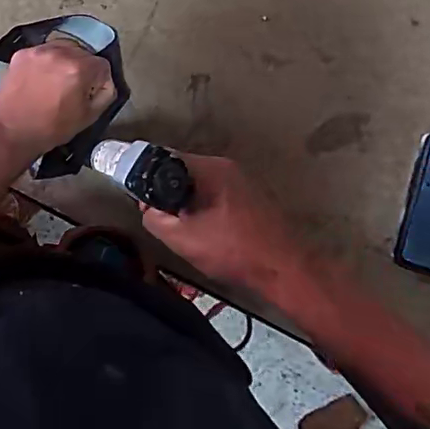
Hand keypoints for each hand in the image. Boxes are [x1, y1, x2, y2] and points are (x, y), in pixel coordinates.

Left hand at [0, 39, 115, 161]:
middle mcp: (59, 54)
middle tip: (73, 88)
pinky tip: (42, 78)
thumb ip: (106, 94)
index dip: (100, 80)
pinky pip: (43, 51)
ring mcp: (38, 52)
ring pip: (63, 47)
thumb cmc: (51, 128)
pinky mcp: (22, 54)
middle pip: (83, 52)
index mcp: (78, 69)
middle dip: (83, 68)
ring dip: (65, 61)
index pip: (102, 64)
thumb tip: (106, 82)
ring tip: (57, 81)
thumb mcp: (89, 117)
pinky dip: (46, 62)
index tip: (91, 91)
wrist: (14, 131)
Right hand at [141, 154, 318, 303]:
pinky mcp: (250, 195)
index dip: (146, 180)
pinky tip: (209, 232)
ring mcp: (241, 180)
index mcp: (209, 169)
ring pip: (198, 183)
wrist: (284, 269)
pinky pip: (216, 193)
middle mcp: (226, 167)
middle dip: (168, 194)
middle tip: (167, 220)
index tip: (145, 203)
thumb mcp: (181, 239)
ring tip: (189, 230)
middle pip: (181, 171)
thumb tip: (147, 208)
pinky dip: (205, 208)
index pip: (162, 158)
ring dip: (187, 202)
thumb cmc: (236, 252)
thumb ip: (154, 218)